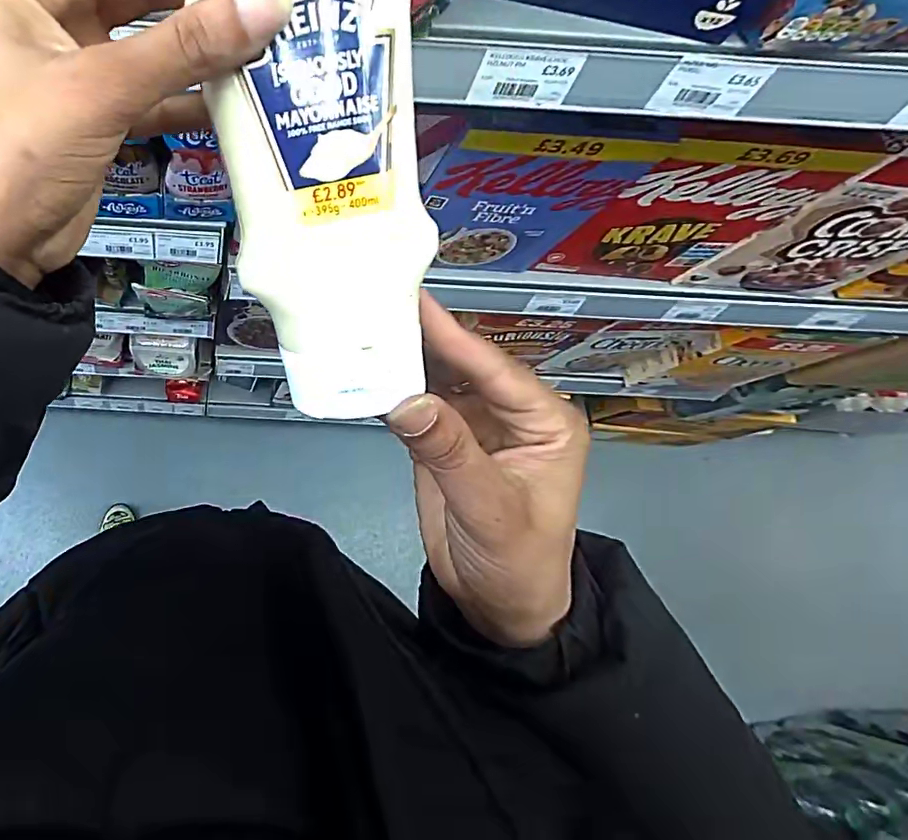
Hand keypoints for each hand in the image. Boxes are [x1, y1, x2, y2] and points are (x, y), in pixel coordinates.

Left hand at [0, 0, 287, 286]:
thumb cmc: (20, 154)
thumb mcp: (99, 90)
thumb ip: (183, 46)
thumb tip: (268, 2)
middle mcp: (51, 9)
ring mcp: (76, 60)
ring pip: (154, 35)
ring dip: (206, 39)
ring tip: (272, 27)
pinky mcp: (97, 107)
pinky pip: (155, 84)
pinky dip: (192, 90)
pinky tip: (240, 91)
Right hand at [386, 293, 590, 646]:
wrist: (496, 606)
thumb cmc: (518, 563)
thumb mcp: (491, 510)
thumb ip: (451, 453)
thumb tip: (407, 399)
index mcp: (544, 420)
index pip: (495, 369)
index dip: (454, 336)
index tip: (416, 303)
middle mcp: (508, 411)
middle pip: (462, 363)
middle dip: (424, 336)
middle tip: (380, 302)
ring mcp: (471, 421)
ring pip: (434, 377)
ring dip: (402, 356)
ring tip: (363, 326)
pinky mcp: (440, 435)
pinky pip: (413, 401)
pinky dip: (389, 387)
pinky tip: (363, 370)